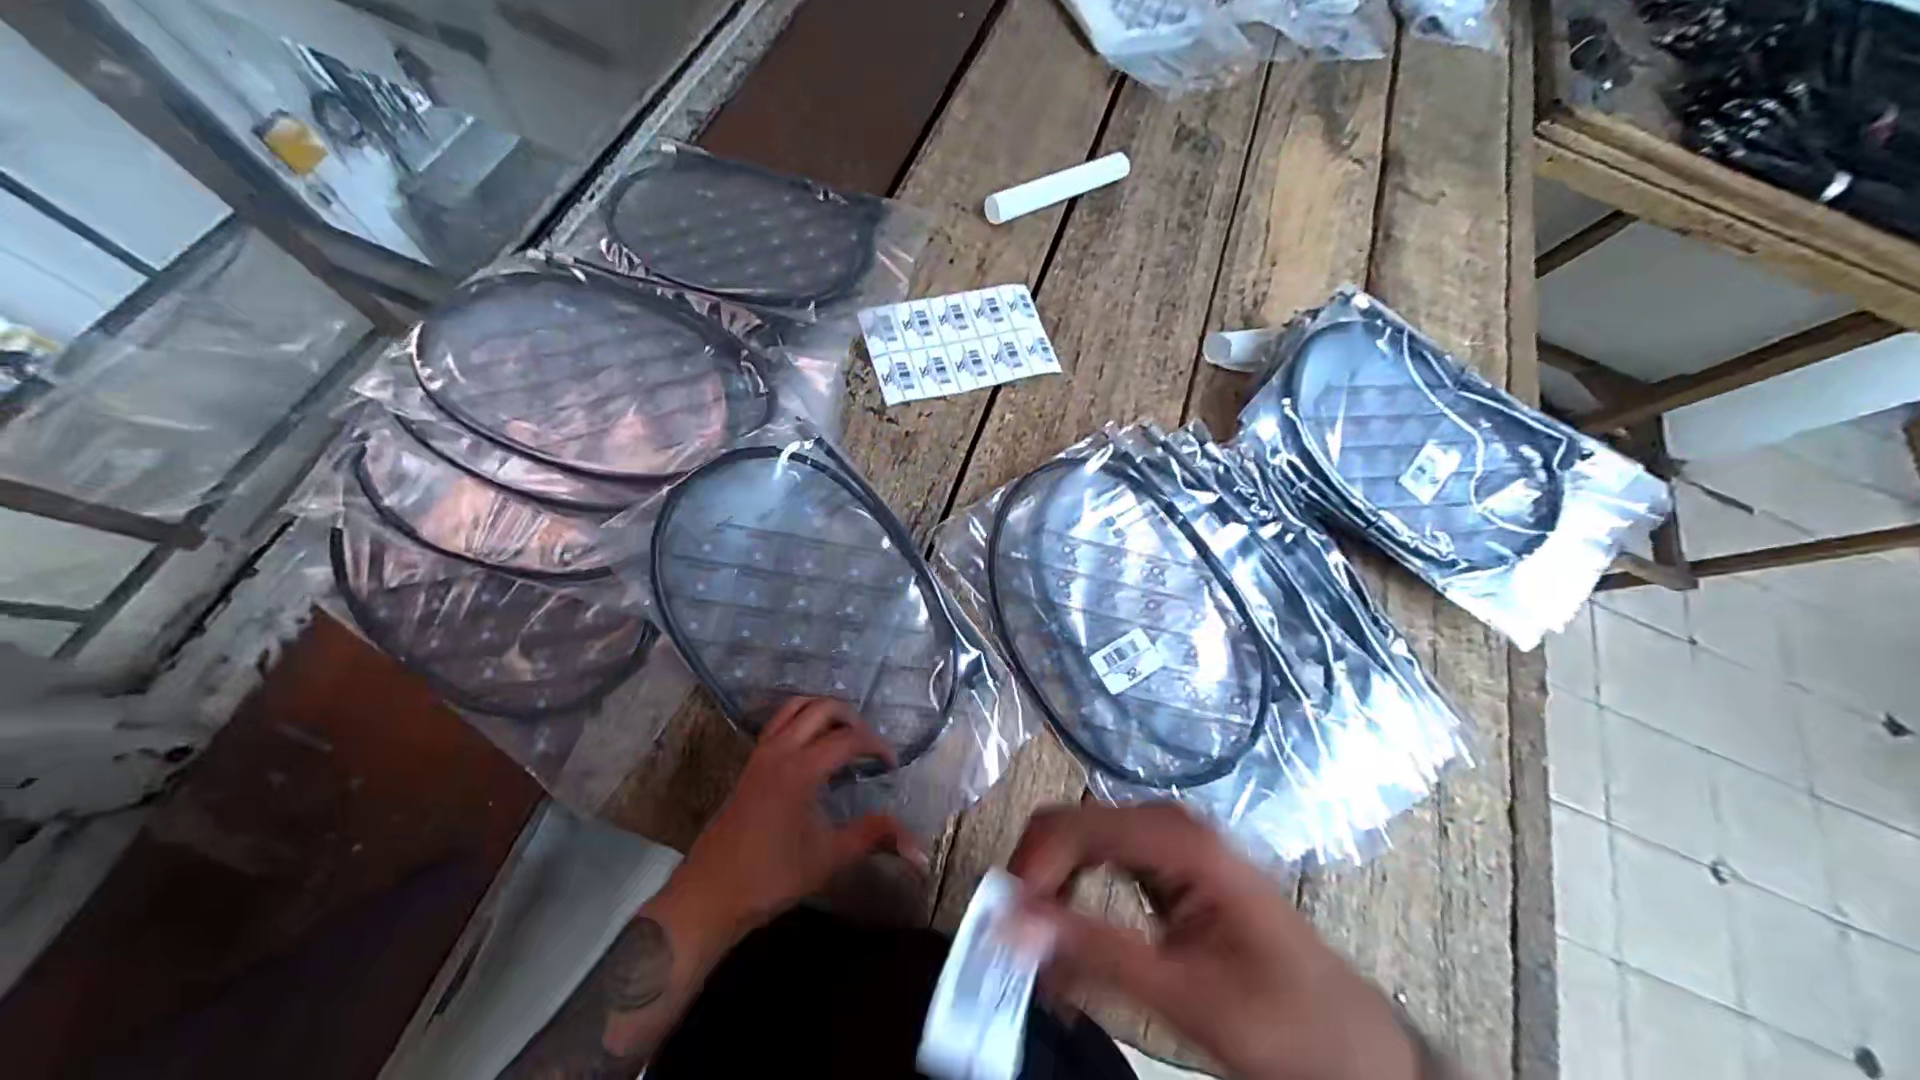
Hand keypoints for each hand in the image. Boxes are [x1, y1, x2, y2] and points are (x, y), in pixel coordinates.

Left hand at [654, 697, 922, 947]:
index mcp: (802, 769)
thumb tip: (918, 848)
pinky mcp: (749, 764)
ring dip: (823, 713)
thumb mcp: (830, 857)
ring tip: (844, 736)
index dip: (876, 745)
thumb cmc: (772, 876)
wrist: (711, 894)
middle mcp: (780, 751)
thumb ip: (874, 838)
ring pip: (795, 708)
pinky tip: (812, 749)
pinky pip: (778, 723)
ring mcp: (760, 754)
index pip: (848, 739)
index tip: (891, 763)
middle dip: (852, 719)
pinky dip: (801, 721)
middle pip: (821, 709)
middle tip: (869, 745)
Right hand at [1009, 803, 1423, 1079]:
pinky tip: (1074, 945)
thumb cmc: (1283, 1018)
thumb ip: (1096, 953)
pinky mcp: (1167, 867)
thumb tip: (1011, 925)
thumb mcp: (1187, 994)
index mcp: (1179, 838)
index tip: (1007, 931)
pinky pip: (1100, 865)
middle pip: (1071, 828)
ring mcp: (1168, 842)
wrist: (1352, 1043)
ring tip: (1045, 957)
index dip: (1030, 871)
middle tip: (1020, 951)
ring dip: (1052, 896)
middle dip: (1036, 884)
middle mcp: (1168, 823)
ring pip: (1080, 846)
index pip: (1074, 826)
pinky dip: (1074, 901)